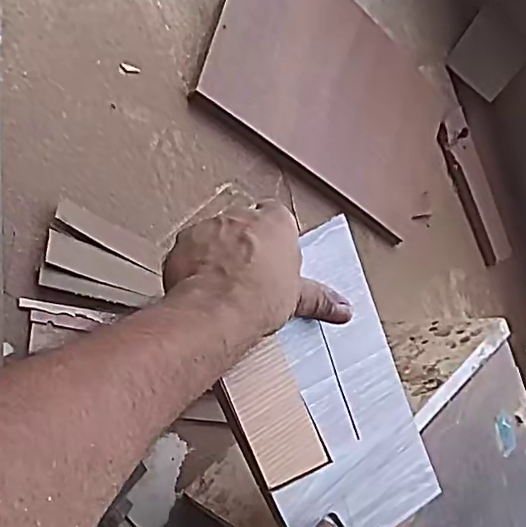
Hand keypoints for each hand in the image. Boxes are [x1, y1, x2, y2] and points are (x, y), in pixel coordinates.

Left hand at [164, 202, 351, 336]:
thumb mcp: (296, 299)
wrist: (217, 310)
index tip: (269, 261)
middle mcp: (242, 216)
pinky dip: (188, 265)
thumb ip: (319, 299)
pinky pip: (186, 250)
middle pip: (242, 225)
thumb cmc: (258, 299)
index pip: (276, 219)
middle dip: (241, 246)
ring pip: (211, 235)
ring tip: (217, 286)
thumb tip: (342, 309)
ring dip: (212, 254)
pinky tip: (195, 288)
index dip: (271, 241)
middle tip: (243, 277)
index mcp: (276, 223)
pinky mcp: (183, 242)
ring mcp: (210, 226)